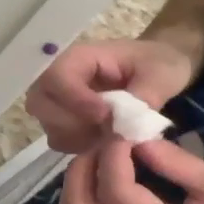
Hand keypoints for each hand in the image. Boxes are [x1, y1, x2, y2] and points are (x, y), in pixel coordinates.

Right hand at [25, 39, 194, 153]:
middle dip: (75, 123)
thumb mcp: (162, 73)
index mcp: (76, 58)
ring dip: (79, 136)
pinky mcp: (57, 119)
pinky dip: (79, 144)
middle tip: (110, 130)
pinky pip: (56, 137)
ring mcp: (52, 101)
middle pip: (41, 104)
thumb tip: (126, 124)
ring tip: (111, 135)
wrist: (154, 71)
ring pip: (47, 124)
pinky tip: (102, 140)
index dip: (76, 100)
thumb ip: (145, 95)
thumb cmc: (157, 64)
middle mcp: (54, 79)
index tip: (107, 117)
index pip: (57, 79)